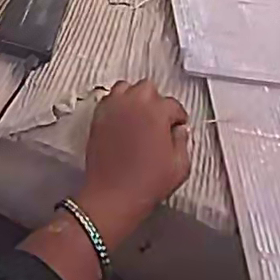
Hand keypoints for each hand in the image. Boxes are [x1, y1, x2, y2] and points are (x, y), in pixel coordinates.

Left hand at [77, 81, 191, 242]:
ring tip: (139, 115)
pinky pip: (108, 99)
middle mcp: (133, 103)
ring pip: (125, 88)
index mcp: (156, 112)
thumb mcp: (180, 164)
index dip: (177, 117)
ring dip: (134, 97)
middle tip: (158, 119)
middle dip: (155, 101)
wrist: (114, 192)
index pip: (172, 104)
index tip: (177, 126)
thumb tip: (178, 131)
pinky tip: (122, 119)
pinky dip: (116, 104)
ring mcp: (112, 108)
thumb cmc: (147, 180)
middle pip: (147, 88)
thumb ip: (182, 141)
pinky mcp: (97, 116)